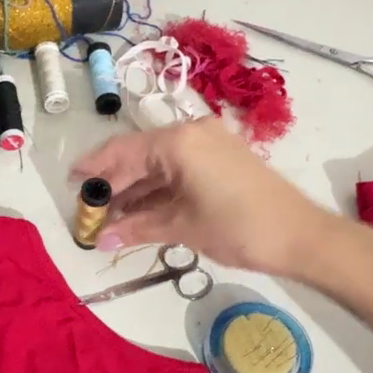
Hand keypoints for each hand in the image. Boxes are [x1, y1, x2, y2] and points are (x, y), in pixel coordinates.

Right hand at [73, 118, 344, 277]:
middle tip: (89, 208)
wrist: (300, 235)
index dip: (94, 168)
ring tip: (110, 217)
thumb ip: (138, 228)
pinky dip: (158, 189)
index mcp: (178, 141)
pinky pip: (178, 170)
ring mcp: (209, 145)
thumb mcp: (182, 227)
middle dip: (113, 183)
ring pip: (159, 164)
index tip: (71, 182)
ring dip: (135, 189)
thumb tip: (102, 239)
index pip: (123, 151)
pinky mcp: (221, 160)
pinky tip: (140, 211)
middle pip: (139, 155)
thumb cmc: (237, 227)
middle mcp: (191, 133)